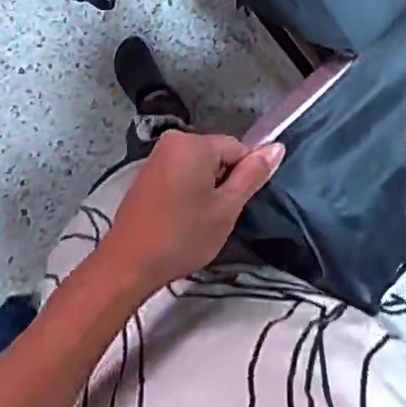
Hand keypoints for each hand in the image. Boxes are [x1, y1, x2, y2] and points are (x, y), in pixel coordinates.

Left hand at [96, 130, 283, 293]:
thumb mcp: (226, 208)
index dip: (243, 176)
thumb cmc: (182, 236)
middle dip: (223, 181)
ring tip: (198, 219)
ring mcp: (157, 157)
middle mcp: (173, 141)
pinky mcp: (147, 174)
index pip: (238, 148)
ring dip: (206, 188)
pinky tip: (182, 217)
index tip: (233, 205)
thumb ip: (252, 175)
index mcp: (193, 143)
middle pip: (217, 154)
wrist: (128, 265)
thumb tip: (277, 147)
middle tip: (216, 215)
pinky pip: (181, 172)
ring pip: (199, 166)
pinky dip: (188, 191)